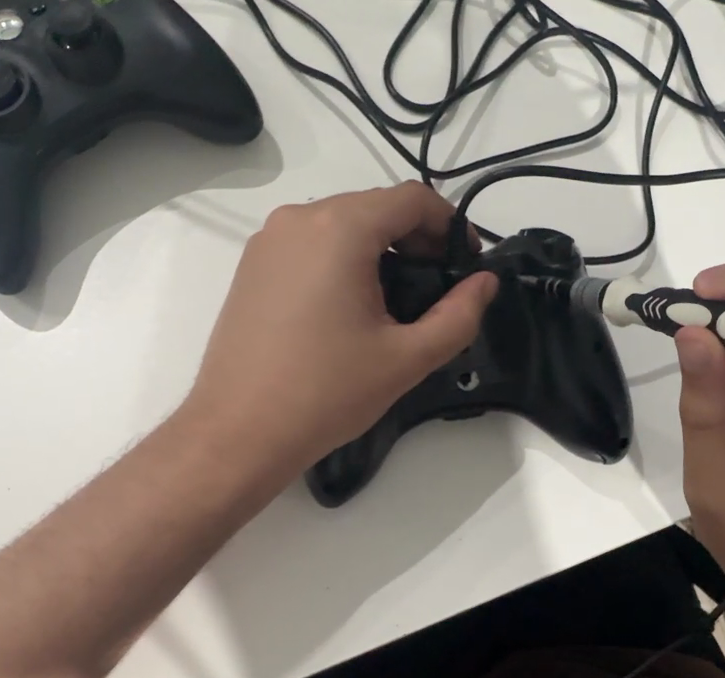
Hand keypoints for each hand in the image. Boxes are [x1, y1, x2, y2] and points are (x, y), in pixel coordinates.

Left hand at [182, 182, 498, 473]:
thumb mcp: (405, 359)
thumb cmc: (326, 394)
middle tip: (438, 289)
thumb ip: (458, 316)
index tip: (469, 265)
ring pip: (340, 227)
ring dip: (378, 253)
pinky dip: (341, 264)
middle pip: (374, 208)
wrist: (239, 432)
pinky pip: (309, 247)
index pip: (412, 199)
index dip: (451, 226)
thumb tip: (486, 284)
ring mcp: (267, 242)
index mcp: (339, 228)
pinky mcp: (250, 268)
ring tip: (397, 305)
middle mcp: (298, 219)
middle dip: (415, 240)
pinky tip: (350, 311)